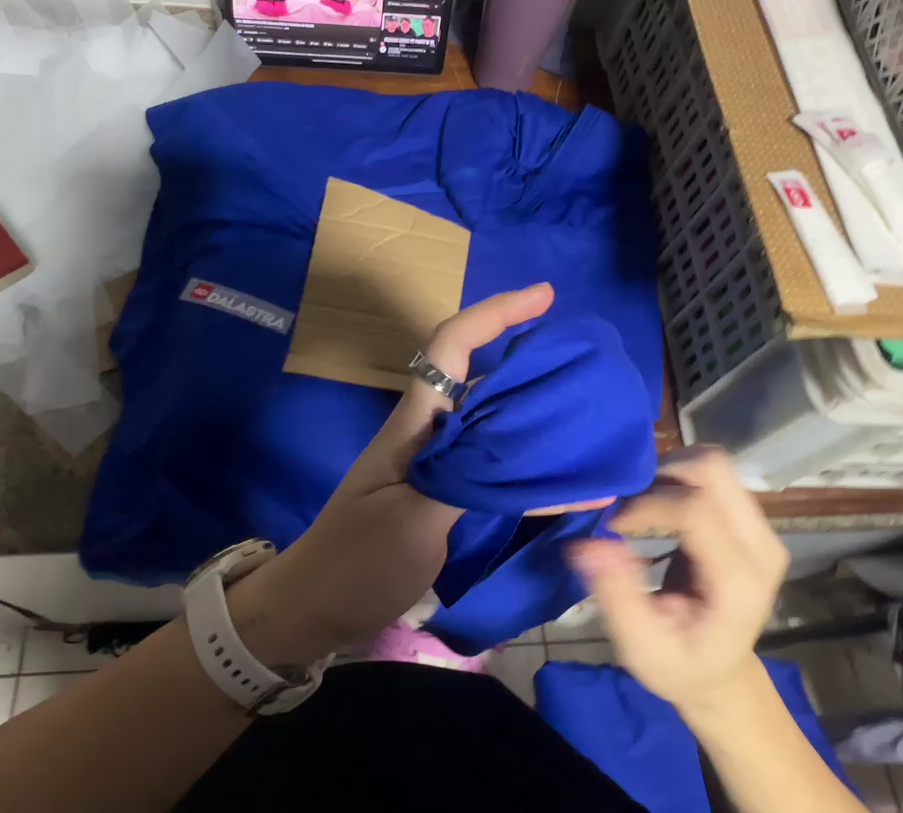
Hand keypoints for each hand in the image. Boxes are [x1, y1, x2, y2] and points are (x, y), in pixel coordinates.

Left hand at [228, 283, 559, 666]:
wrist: (314, 607)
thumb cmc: (356, 560)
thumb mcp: (416, 520)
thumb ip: (472, 482)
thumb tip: (539, 459)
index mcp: (414, 423)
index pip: (451, 346)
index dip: (496, 313)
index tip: (545, 296)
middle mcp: (428, 432)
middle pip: (481, 378)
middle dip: (530, 360)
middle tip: (588, 369)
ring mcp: (435, 465)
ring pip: (491, 421)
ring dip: (534, 413)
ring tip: (588, 417)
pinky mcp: (442, 496)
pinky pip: (492, 464)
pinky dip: (527, 463)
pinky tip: (562, 476)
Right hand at [568, 449, 788, 712]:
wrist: (721, 672)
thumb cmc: (680, 665)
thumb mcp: (641, 647)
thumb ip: (617, 596)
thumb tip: (588, 544)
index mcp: (739, 581)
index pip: (696, 508)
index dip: (647, 504)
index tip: (611, 524)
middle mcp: (760, 545)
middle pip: (712, 469)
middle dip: (658, 474)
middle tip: (624, 504)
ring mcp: (759, 526)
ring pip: (710, 462)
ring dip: (664, 472)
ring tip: (636, 505)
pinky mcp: (748, 516)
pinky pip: (709, 473)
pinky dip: (673, 477)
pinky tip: (652, 506)